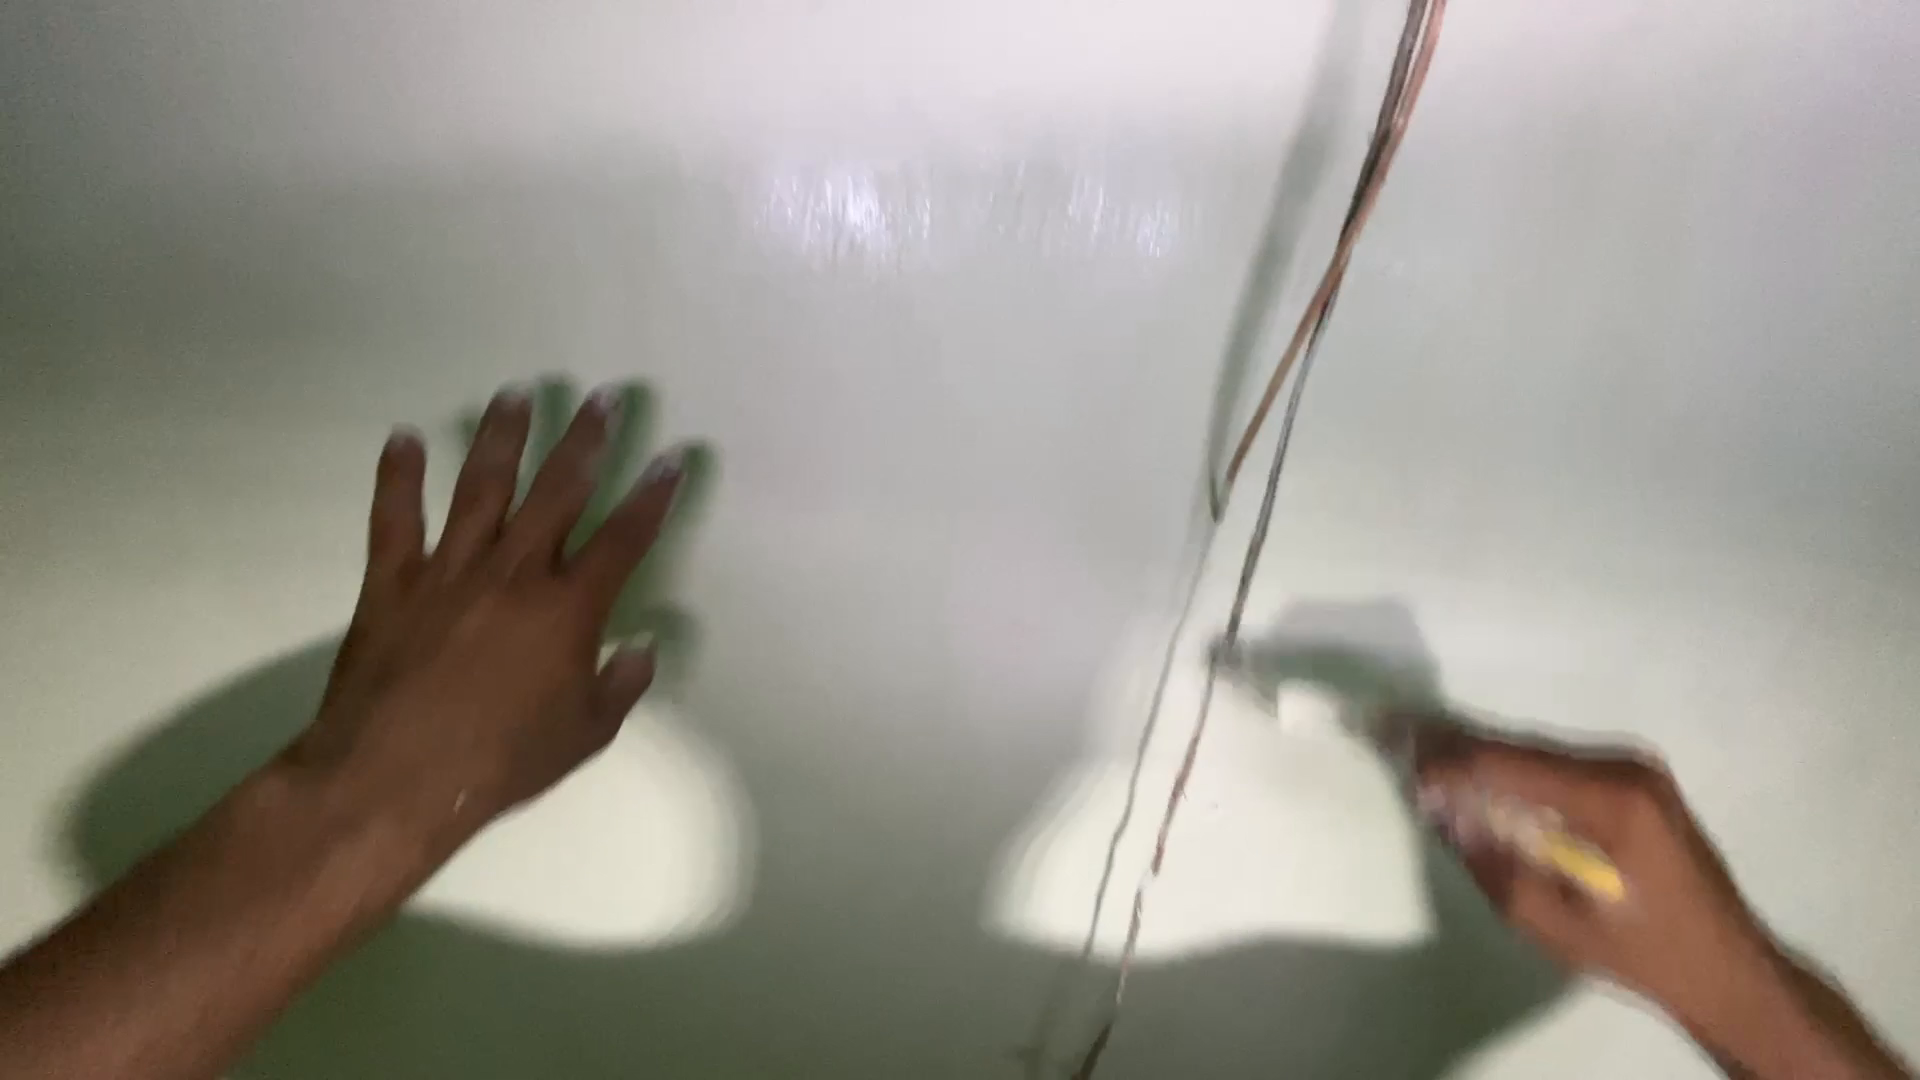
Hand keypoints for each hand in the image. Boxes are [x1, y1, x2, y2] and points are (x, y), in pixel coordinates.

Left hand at [286, 383, 692, 852]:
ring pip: (480, 489)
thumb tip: (644, 645)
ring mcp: (449, 571)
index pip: (624, 537)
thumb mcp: (587, 732)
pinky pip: (394, 520)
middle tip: (601, 398)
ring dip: (500, 438)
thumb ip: (623, 683)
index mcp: (569, 608)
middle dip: (584, 442)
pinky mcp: (392, 584)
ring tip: (515, 393)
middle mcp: (515, 573)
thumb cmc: (503, 759)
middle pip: (557, 492)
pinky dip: (398, 478)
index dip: (652, 496)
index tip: (669, 459)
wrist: (388, 783)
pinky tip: (403, 438)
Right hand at [1407, 719, 1911, 1077]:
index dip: (1442, 763)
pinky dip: (1500, 764)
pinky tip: (1467, 770)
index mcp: (1611, 800)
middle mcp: (1621, 764)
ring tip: (1417, 754)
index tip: (1397, 767)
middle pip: (1508, 744)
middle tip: (1388, 734)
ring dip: (1469, 753)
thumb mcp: (1548, 922)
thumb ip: (1486, 859)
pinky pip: (1543, 758)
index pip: (1501, 762)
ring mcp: (1628, 764)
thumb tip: (1436, 807)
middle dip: (1447, 747)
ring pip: (1522, 746)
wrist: (1734, 972)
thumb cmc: (1640, 954)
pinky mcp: (1627, 772)